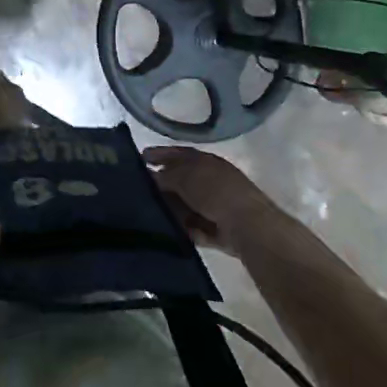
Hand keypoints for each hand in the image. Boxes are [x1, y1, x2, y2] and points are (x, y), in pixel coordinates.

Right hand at [144, 146, 272, 250]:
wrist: (248, 225)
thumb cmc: (214, 191)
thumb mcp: (183, 176)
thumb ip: (163, 175)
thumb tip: (149, 177)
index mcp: (205, 161)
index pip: (177, 154)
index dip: (158, 155)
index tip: (139, 159)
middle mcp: (211, 180)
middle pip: (181, 181)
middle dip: (161, 185)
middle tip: (139, 190)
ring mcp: (217, 206)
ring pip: (186, 205)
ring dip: (171, 209)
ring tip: (147, 214)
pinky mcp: (219, 230)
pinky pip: (195, 227)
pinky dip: (183, 229)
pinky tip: (167, 232)